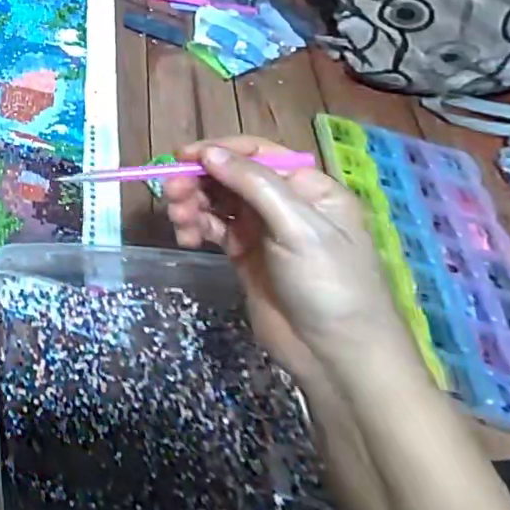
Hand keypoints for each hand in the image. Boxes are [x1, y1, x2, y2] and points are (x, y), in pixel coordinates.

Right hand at [164, 136, 406, 367]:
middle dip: (197, 181)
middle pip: (228, 175)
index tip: (181, 157)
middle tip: (171, 194)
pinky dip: (194, 228)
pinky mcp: (243, 253)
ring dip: (191, 204)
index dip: (217, 150)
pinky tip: (186, 240)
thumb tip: (207, 151)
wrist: (338, 359)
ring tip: (178, 221)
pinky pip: (211, 227)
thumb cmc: (329, 285)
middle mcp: (283, 202)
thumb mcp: (297, 227)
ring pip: (215, 200)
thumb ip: (252, 183)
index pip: (256, 153)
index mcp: (307, 187)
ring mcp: (262, 228)